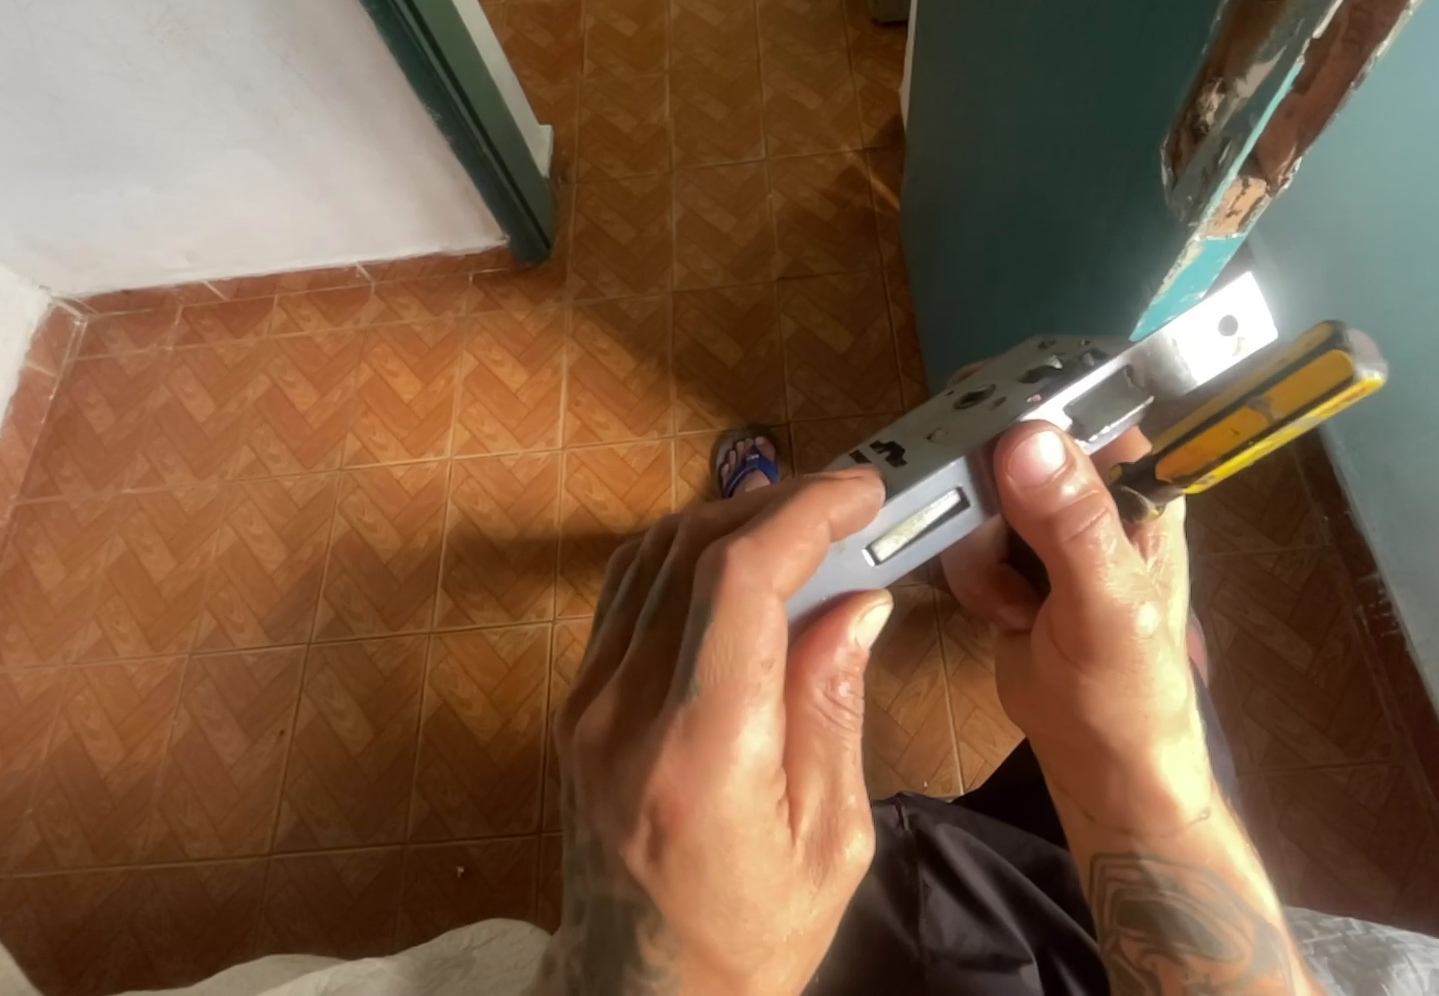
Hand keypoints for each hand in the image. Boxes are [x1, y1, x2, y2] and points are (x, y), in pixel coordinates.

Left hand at [539, 471, 892, 995]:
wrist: (640, 994)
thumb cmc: (753, 937)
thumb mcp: (830, 840)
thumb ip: (832, 705)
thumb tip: (857, 601)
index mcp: (700, 753)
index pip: (740, 583)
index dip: (803, 516)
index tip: (859, 494)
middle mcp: (624, 709)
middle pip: (694, 550)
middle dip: (779, 505)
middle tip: (844, 499)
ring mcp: (588, 698)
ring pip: (656, 554)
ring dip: (733, 517)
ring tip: (801, 518)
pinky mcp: (579, 698)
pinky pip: (631, 586)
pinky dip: (687, 547)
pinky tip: (735, 552)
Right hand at [942, 423, 1215, 828]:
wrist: (1098, 759)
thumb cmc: (1129, 693)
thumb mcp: (1107, 610)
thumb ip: (1072, 527)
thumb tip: (1024, 437)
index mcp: (1139, 485)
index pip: (1082, 407)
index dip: (1028, 403)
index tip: (973, 419)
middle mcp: (1091, 491)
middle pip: (1009, 445)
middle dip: (988, 505)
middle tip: (996, 554)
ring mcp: (1044, 524)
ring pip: (975, 492)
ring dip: (978, 555)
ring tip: (1012, 608)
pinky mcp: (1009, 555)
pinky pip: (963, 534)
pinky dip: (969, 576)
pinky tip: (1000, 615)